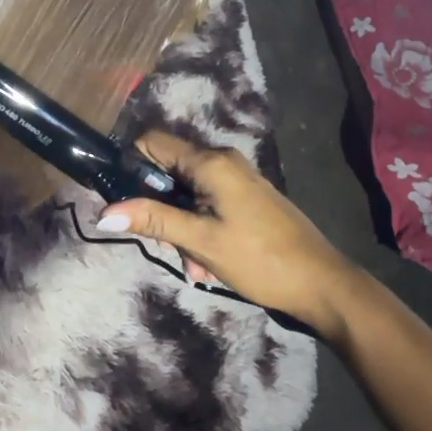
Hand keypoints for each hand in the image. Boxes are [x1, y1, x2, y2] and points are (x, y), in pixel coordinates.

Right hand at [100, 131, 360, 332]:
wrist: (327, 288)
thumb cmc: (261, 260)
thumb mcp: (201, 242)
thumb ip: (153, 221)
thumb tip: (104, 212)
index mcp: (211, 161)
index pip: (152, 142)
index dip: (133, 167)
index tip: (129, 201)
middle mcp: (224, 160)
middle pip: (169, 170)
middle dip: (161, 208)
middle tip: (170, 246)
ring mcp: (239, 179)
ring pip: (188, 191)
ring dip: (182, 225)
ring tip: (195, 265)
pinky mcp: (249, 198)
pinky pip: (208, 201)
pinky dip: (201, 227)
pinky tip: (210, 263)